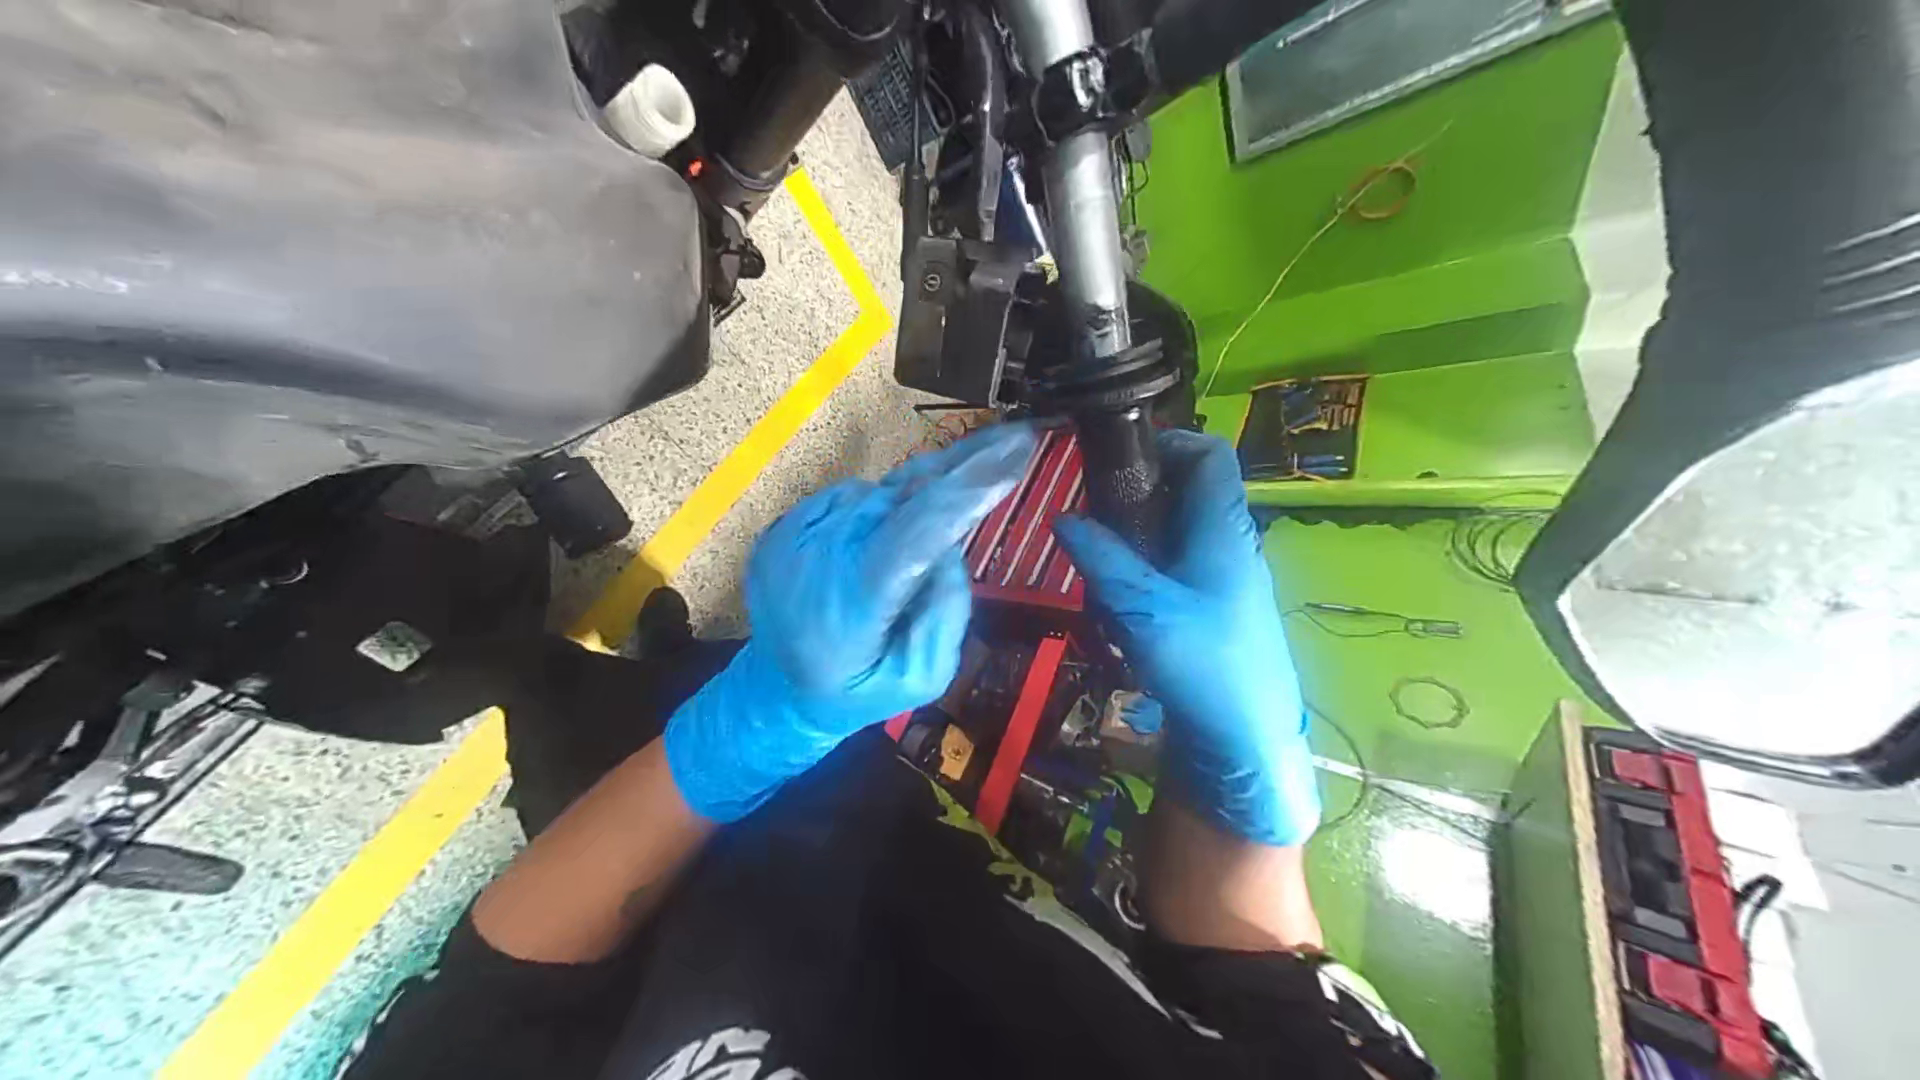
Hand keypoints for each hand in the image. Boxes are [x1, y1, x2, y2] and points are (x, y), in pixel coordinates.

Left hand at [664, 422, 1038, 821]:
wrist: (775, 690)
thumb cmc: (855, 691)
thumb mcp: (922, 676)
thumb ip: (946, 611)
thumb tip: (947, 548)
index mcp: (854, 605)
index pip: (915, 533)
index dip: (967, 492)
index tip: (1014, 455)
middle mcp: (816, 559)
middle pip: (902, 499)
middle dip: (960, 472)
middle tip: (1012, 441)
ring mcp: (792, 538)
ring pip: (879, 493)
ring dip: (917, 497)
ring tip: (945, 503)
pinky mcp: (782, 527)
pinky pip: (849, 497)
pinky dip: (881, 506)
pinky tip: (889, 531)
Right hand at [1055, 430, 1318, 846]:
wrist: (1246, 745)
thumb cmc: (1206, 667)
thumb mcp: (1144, 609)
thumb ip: (1103, 559)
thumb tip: (1062, 517)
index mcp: (1223, 529)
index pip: (1210, 455)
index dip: (1169, 441)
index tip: (1118, 455)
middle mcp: (1228, 544)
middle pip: (1186, 491)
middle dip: (1137, 493)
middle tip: (1091, 511)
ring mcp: (1222, 579)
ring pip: (1174, 532)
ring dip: (1134, 536)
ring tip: (1095, 556)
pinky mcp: (1210, 609)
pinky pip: (1172, 569)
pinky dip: (1142, 570)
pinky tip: (1114, 601)